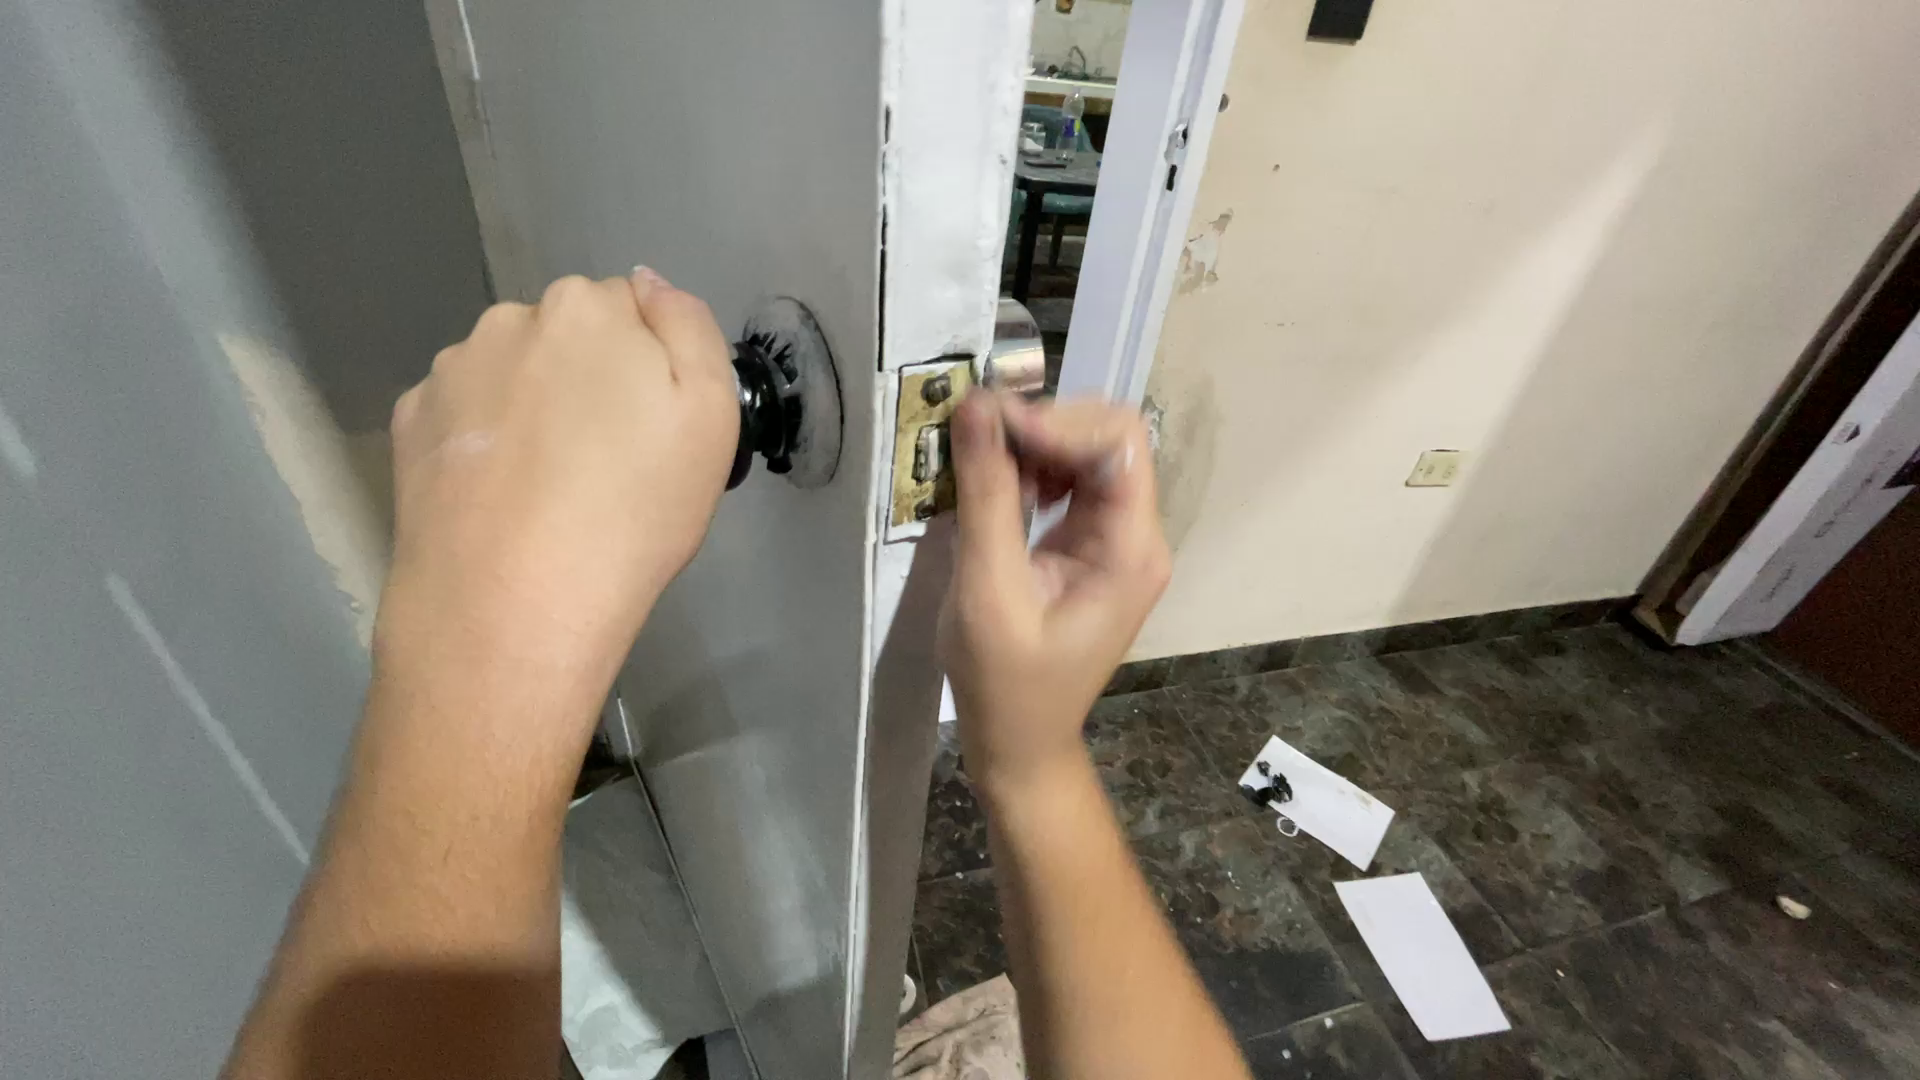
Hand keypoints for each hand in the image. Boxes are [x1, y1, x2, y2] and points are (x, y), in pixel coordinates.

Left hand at [376, 269, 738, 688]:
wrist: (519, 601)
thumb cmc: (638, 507)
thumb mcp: (712, 411)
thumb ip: (690, 327)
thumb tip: (648, 284)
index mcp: (588, 309)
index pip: (634, 309)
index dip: (655, 367)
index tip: (658, 426)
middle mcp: (509, 321)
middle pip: (572, 337)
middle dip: (595, 378)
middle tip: (615, 459)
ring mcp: (450, 372)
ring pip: (517, 373)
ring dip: (540, 405)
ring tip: (558, 485)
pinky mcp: (411, 426)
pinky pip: (471, 414)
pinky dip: (493, 439)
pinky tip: (509, 495)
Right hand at [938, 392, 1171, 795]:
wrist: (1021, 743)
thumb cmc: (1005, 683)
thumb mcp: (988, 590)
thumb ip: (986, 496)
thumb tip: (976, 407)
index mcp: (1131, 548)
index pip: (1118, 440)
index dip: (1056, 422)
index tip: (990, 428)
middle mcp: (1136, 534)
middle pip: (1106, 439)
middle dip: (1042, 428)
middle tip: (978, 439)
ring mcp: (1115, 540)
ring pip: (1084, 454)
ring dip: (1032, 447)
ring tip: (981, 465)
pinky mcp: (1089, 546)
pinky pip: (1068, 484)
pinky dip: (1030, 472)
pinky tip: (998, 492)